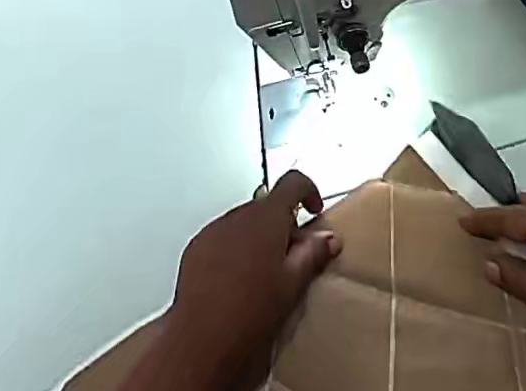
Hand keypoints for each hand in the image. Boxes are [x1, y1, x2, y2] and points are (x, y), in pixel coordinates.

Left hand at [123, 171, 340, 390]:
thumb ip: (312, 254)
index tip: (313, 207)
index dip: (308, 190)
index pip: (292, 182)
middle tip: (292, 257)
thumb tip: (328, 238)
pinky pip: (222, 237)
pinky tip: (238, 283)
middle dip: (282, 224)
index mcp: (266, 218)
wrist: (202, 342)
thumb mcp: (292, 285)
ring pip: (244, 223)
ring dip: (257, 238)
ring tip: (263, 276)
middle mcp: (239, 215)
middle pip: (267, 206)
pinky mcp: (196, 247)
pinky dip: (234, 250)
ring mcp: (214, 230)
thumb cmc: (250, 314)